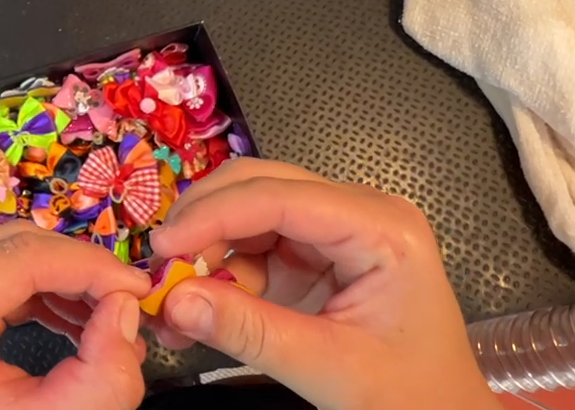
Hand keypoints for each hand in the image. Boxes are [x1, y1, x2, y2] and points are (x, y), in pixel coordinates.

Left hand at [0, 221, 151, 409]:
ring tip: (108, 322)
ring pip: (10, 253)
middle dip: (81, 272)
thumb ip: (97, 382)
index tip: (136, 287)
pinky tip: (75, 321)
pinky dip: (42, 292)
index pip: (20, 256)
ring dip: (66, 281)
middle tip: (129, 306)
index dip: (87, 265)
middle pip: (15, 246)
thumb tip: (125, 313)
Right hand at [148, 159, 499, 409]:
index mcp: (379, 226)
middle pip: (257, 187)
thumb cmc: (414, 403)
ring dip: (205, 246)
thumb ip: (250, 332)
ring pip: (246, 211)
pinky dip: (219, 269)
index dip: (212, 215)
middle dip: (204, 221)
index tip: (162, 246)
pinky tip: (196, 299)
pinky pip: (251, 243)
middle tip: (160, 261)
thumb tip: (172, 301)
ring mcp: (332, 227)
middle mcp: (354, 210)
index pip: (278, 198)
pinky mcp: (314, 250)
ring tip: (171, 288)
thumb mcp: (332, 372)